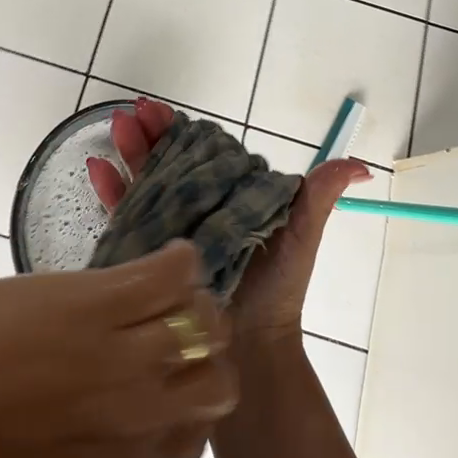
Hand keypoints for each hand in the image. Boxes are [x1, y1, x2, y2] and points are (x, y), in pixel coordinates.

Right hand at [86, 99, 371, 347]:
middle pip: (169, 161)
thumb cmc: (275, 289)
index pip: (202, 152)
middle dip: (149, 133)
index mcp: (229, 197)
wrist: (247, 347)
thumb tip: (360, 166)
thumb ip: (317, 198)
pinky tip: (97, 168)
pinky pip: (124, 216)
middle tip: (133, 111)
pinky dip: (110, 191)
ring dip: (129, 151)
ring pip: (145, 180)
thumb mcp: (300, 237)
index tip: (161, 110)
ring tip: (116, 125)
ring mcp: (169, 229)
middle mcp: (198, 207)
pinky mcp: (147, 253)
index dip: (180, 129)